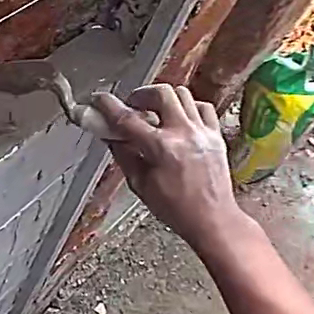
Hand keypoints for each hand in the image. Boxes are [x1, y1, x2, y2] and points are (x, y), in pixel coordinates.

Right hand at [89, 84, 252, 254]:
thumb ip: (124, 156)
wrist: (213, 220)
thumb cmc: (177, 209)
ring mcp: (202, 132)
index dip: (107, 106)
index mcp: (161, 148)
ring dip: (164, 98)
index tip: (98, 100)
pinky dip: (188, 107)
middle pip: (160, 93)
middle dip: (141, 95)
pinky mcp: (215, 135)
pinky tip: (179, 118)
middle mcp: (183, 134)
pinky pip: (202, 107)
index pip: (127, 118)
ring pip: (183, 94)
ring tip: (154, 111)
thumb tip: (111, 137)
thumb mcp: (140, 185)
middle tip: (132, 106)